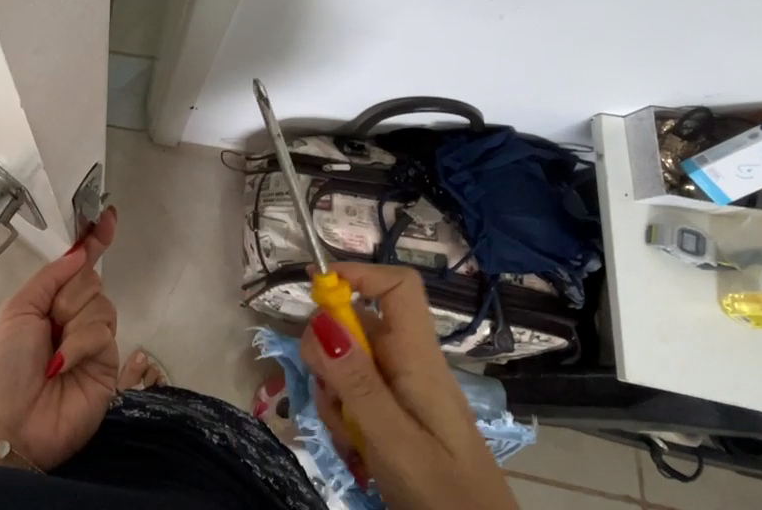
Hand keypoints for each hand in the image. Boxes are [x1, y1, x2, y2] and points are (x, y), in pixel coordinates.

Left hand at [0, 207, 119, 469]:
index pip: (79, 265)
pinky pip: (103, 334)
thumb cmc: (7, 363)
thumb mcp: (19, 309)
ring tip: (54, 352)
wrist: (13, 420)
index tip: (109, 218)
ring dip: (73, 323)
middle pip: (91, 281)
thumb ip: (50, 277)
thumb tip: (80, 253)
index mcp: (52, 300)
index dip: (94, 242)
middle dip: (68, 297)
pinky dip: (81, 345)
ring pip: (101, 304)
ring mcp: (94, 340)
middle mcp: (76, 316)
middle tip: (48, 324)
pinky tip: (64, 365)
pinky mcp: (109, 364)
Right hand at [299, 263, 517, 509]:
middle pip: (357, 327)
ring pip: (347, 364)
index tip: (315, 290)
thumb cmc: (446, 497)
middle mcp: (411, 367)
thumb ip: (356, 382)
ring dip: (333, 393)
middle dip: (327, 353)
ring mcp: (402, 394)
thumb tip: (320, 318)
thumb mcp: (395, 443)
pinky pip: (354, 397)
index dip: (358, 274)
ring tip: (349, 438)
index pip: (398, 287)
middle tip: (330, 396)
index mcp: (420, 361)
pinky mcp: (395, 418)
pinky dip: (343, 415)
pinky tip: (355, 451)